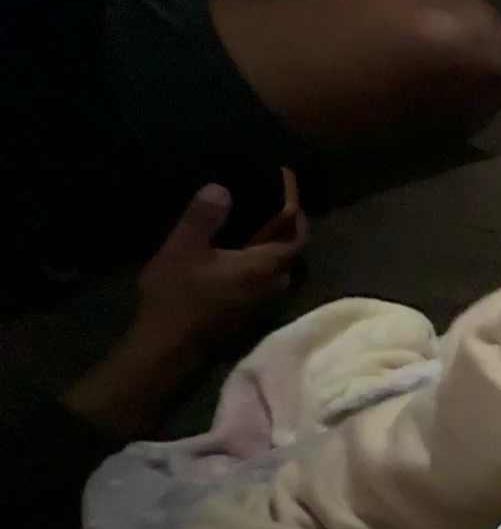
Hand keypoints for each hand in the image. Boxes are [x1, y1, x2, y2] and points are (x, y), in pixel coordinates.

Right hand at [130, 174, 307, 358]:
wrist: (174, 344)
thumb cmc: (179, 296)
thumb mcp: (183, 251)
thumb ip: (203, 219)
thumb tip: (222, 188)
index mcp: (269, 264)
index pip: (298, 232)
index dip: (296, 208)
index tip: (287, 184)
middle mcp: (279, 280)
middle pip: (292, 246)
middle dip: (286, 222)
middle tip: (270, 199)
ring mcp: (270, 295)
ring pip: (280, 261)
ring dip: (273, 240)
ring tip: (255, 218)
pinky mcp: (256, 305)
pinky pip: (267, 273)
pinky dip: (261, 255)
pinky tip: (239, 248)